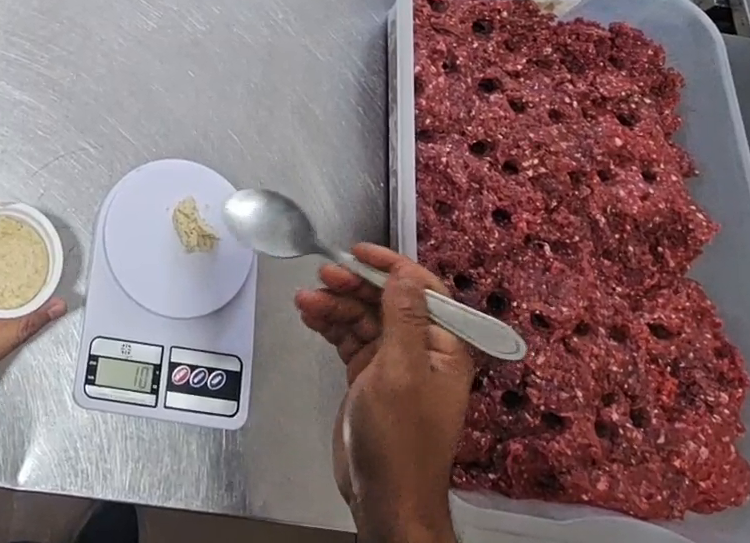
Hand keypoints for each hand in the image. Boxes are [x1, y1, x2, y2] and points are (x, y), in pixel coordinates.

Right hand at [295, 244, 474, 542]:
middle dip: (356, 285)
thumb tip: (404, 273)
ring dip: (336, 305)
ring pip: (363, 317)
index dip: (392, 266)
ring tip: (306, 300)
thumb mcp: (402, 371)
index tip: (359, 252)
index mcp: (443, 346)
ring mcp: (393, 363)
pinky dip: (330, 325)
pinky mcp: (369, 376)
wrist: (385, 497)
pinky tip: (309, 316)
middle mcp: (421, 349)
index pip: (422, 290)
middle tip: (324, 275)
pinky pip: (349, 338)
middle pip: (387, 301)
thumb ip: (403, 319)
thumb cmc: (400, 437)